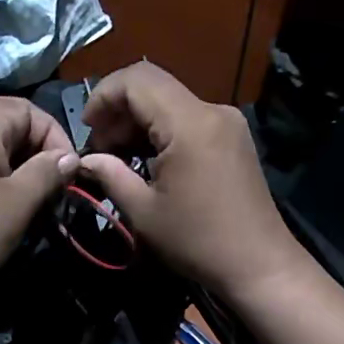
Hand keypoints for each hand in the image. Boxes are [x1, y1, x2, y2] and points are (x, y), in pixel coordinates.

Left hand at [0, 97, 78, 292]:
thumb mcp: (17, 203)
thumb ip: (48, 174)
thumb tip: (70, 158)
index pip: (32, 111)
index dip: (58, 141)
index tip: (69, 178)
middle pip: (11, 127)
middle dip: (38, 158)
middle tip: (51, 196)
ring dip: (17, 173)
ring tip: (29, 208)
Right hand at [81, 62, 308, 297]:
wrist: (258, 264)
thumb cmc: (197, 241)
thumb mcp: (144, 212)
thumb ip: (110, 176)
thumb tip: (86, 159)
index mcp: (189, 123)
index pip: (137, 79)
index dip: (103, 96)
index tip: (86, 129)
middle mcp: (212, 111)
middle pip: (154, 87)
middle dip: (118, 112)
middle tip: (99, 151)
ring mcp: (227, 123)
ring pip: (171, 103)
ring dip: (139, 123)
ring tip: (119, 159)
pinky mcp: (234, 139)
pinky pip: (189, 120)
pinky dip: (162, 132)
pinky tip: (148, 162)